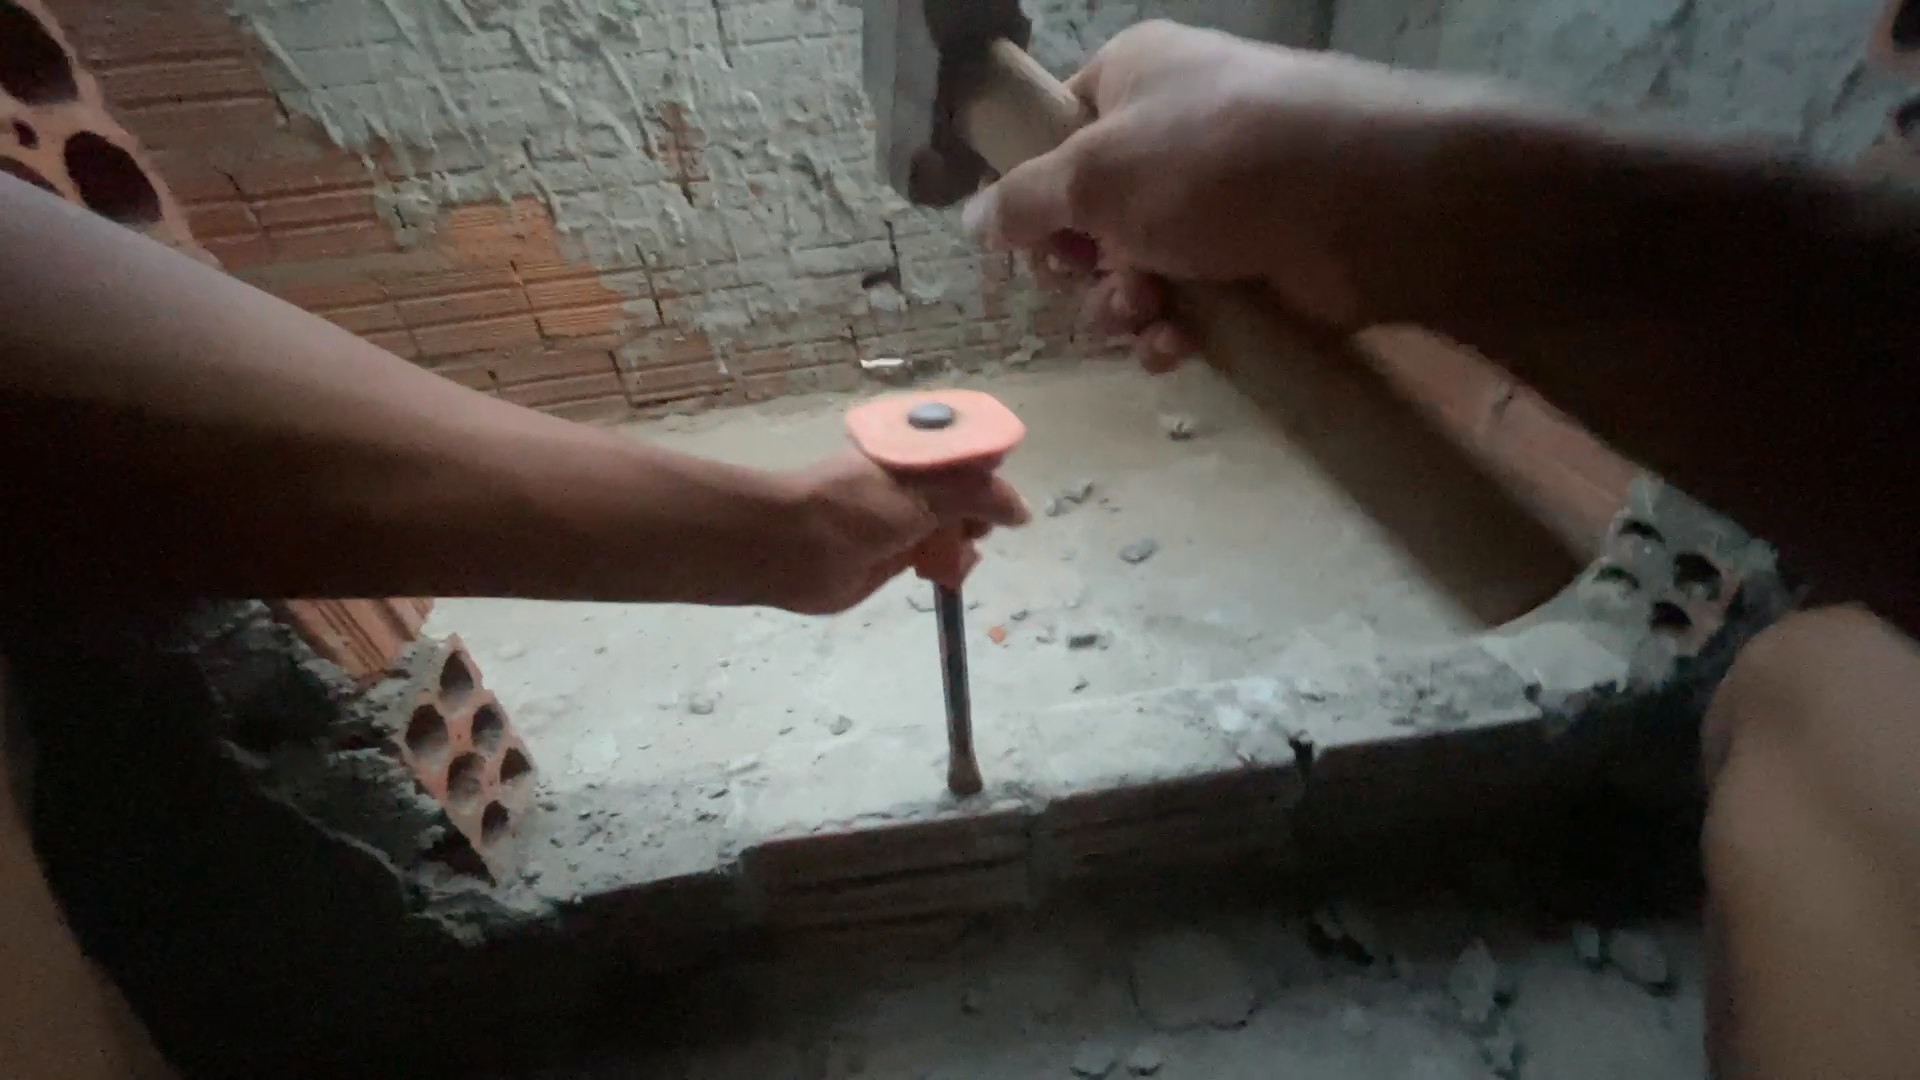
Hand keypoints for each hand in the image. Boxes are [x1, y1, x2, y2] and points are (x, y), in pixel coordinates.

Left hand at [760, 449, 1029, 614]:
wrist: (798, 550)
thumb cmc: (858, 507)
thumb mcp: (926, 491)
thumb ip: (980, 496)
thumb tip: (1022, 513)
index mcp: (915, 446)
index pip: (969, 446)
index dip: (988, 466)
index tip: (992, 489)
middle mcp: (915, 477)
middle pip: (971, 490)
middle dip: (980, 510)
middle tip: (969, 525)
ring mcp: (909, 516)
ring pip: (961, 526)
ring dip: (966, 541)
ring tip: (952, 552)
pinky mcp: (903, 552)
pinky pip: (944, 556)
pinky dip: (951, 565)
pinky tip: (943, 572)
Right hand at [961, 21, 1517, 368]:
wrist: (1367, 208)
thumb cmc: (1215, 165)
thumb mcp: (1098, 173)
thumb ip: (1024, 200)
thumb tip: (969, 219)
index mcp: (1129, 83)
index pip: (1053, 136)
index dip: (1035, 194)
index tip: (1034, 237)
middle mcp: (1165, 138)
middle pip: (1084, 219)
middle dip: (1083, 267)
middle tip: (1099, 276)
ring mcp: (1205, 203)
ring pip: (1125, 273)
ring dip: (1122, 307)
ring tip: (1148, 312)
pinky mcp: (1238, 261)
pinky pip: (1175, 305)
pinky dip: (1167, 331)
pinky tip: (1176, 345)